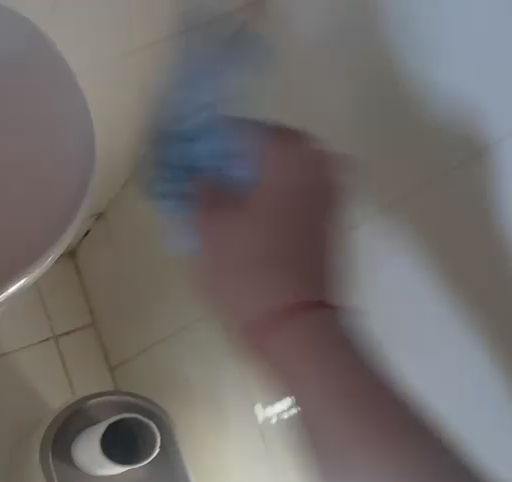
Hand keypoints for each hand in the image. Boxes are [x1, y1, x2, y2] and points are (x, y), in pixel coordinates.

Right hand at [195, 124, 339, 336]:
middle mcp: (320, 160)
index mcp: (291, 155)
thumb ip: (201, 190)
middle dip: (230, 159)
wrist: (292, 319)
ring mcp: (331, 188)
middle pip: (266, 148)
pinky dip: (265, 194)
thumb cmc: (246, 270)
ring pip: (280, 170)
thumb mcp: (209, 228)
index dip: (208, 140)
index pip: (243, 131)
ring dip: (247, 178)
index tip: (180, 151)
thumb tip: (195, 174)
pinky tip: (238, 215)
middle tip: (194, 175)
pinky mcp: (329, 215)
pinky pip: (292, 190)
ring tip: (213, 198)